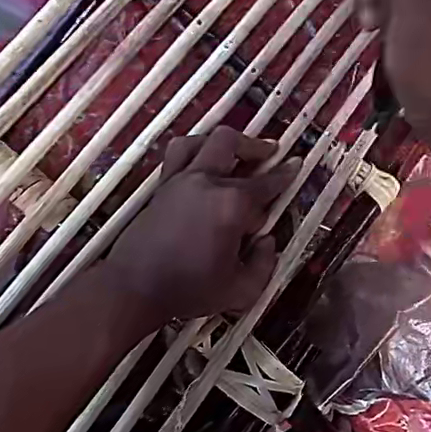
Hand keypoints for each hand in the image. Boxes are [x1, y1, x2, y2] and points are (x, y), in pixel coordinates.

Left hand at [102, 129, 292, 325]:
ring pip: (202, 141)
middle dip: (256, 147)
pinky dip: (195, 151)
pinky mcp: (160, 187)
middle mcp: (205, 182)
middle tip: (270, 154)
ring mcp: (179, 180)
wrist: (134, 287)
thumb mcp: (241, 290)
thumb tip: (267, 241)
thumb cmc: (188, 290)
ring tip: (235, 154)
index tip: (296, 166)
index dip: (285, 174)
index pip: (267, 184)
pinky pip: (178, 154)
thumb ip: (265, 264)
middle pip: (232, 145)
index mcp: (231, 204)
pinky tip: (202, 166)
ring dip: (223, 143)